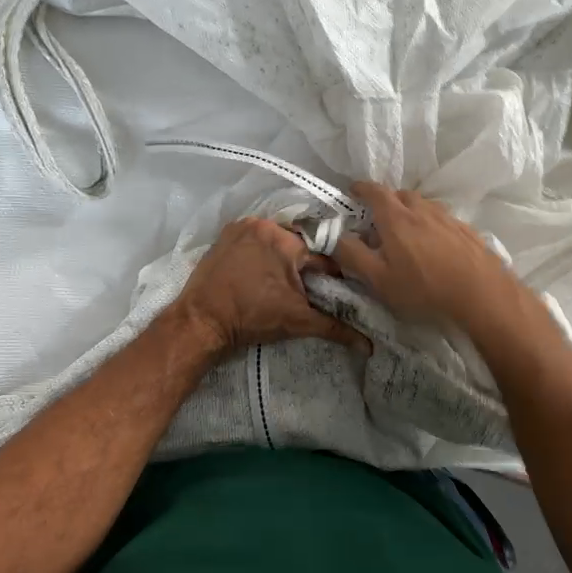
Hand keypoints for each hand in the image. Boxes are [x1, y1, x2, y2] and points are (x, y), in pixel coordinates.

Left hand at [165, 218, 369, 357]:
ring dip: (279, 257)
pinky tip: (258, 272)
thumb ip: (335, 328)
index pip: (321, 258)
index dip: (329, 278)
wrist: (202, 321)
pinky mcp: (224, 235)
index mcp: (287, 241)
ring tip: (278, 283)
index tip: (328, 293)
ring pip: (274, 240)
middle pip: (296, 246)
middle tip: (300, 291)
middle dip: (301, 266)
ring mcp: (241, 227)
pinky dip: (259, 251)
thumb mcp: (298, 322)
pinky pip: (252, 239)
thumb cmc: (252, 318)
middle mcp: (265, 225)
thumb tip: (369, 347)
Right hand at [333, 183, 539, 333]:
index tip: (353, 191)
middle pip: (400, 195)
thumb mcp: (378, 278)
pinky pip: (443, 220)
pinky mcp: (468, 232)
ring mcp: (448, 219)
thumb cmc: (424, 288)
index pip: (374, 191)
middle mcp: (422, 210)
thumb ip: (352, 255)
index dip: (361, 189)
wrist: (483, 295)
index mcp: (396, 218)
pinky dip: (432, 226)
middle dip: (386, 201)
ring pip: (424, 206)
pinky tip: (435, 248)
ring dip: (411, 213)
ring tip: (407, 234)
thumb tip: (336, 236)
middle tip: (378, 220)